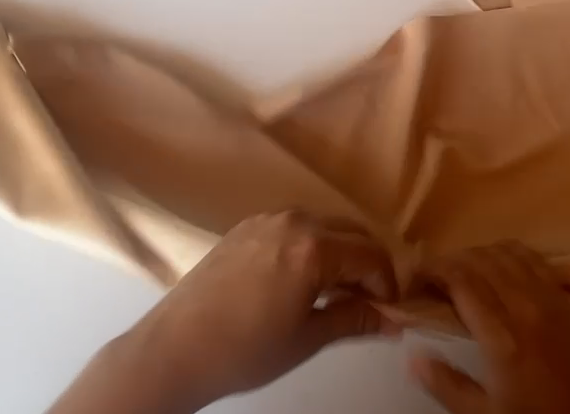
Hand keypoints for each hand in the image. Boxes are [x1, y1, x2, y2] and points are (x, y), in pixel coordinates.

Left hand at [48, 211, 395, 413]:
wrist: (174, 348)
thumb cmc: (244, 350)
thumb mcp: (307, 339)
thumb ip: (354, 319)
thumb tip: (395, 320)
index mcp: (314, 247)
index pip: (371, 254)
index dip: (387, 282)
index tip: (390, 308)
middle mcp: (295, 219)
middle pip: (351, 232)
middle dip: (367, 263)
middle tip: (369, 300)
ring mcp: (268, 217)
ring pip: (323, 226)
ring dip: (339, 252)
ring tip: (335, 292)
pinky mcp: (247, 224)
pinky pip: (294, 226)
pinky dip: (310, 246)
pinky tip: (300, 279)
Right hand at [410, 243, 569, 413]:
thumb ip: (447, 385)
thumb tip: (413, 357)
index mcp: (501, 336)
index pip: (462, 281)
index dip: (435, 268)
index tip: (416, 272)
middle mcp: (523, 305)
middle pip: (481, 260)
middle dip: (453, 260)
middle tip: (433, 274)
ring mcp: (547, 297)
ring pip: (506, 252)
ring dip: (479, 253)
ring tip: (462, 269)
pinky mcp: (562, 296)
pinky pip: (533, 257)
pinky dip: (509, 251)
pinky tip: (498, 262)